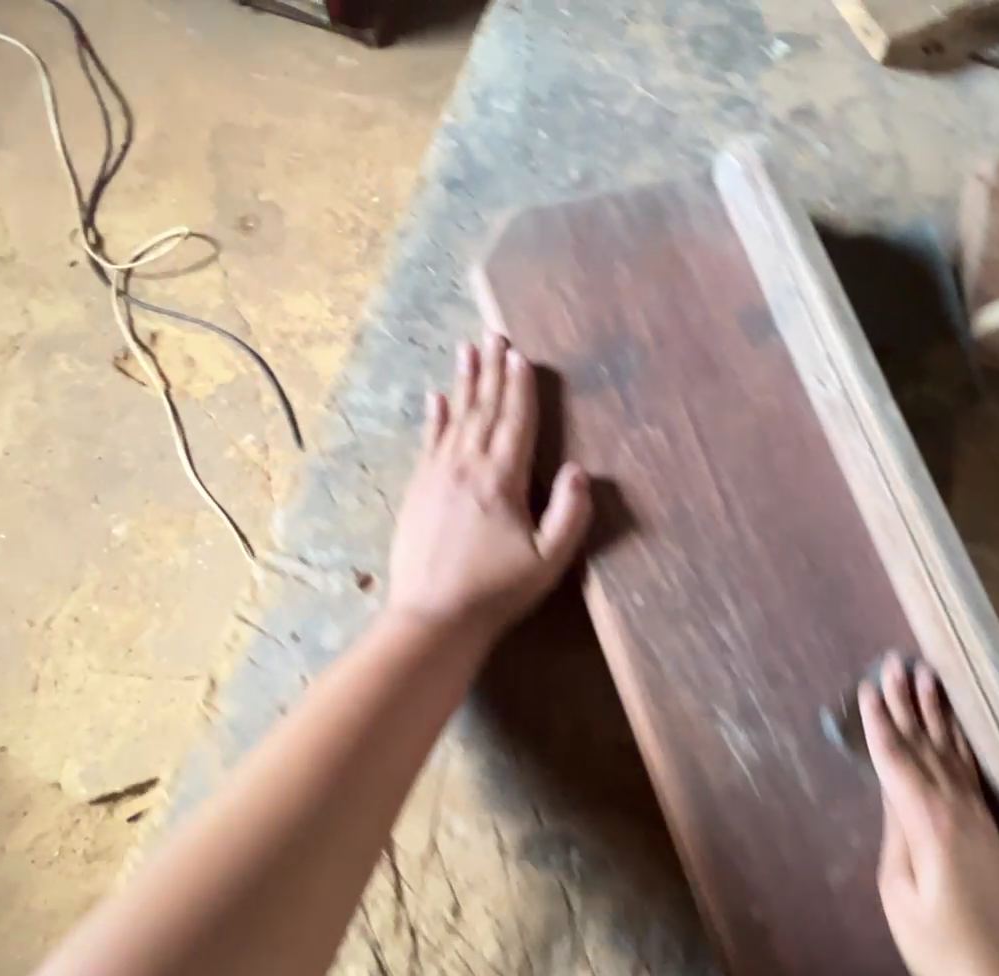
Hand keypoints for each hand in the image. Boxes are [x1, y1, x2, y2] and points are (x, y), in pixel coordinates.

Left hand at [386, 334, 591, 639]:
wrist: (433, 617)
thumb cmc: (498, 590)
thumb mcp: (550, 559)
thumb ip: (570, 513)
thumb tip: (580, 469)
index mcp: (501, 481)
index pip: (514, 422)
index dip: (519, 387)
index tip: (520, 354)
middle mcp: (466, 468)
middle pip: (482, 410)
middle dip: (491, 371)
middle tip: (494, 335)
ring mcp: (437, 477)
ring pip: (454, 419)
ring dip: (463, 383)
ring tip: (467, 350)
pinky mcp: (419, 491)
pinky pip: (429, 442)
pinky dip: (434, 417)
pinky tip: (436, 398)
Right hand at [861, 654, 998, 975]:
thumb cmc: (940, 947)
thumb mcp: (900, 896)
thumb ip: (895, 838)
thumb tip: (894, 796)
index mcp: (928, 822)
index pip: (897, 759)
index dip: (880, 722)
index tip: (868, 686)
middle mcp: (956, 806)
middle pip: (924, 743)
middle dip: (906, 702)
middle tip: (895, 662)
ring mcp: (977, 813)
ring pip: (950, 749)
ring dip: (935, 711)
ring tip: (926, 675)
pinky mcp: (988, 825)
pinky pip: (968, 768)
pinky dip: (957, 740)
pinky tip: (952, 726)